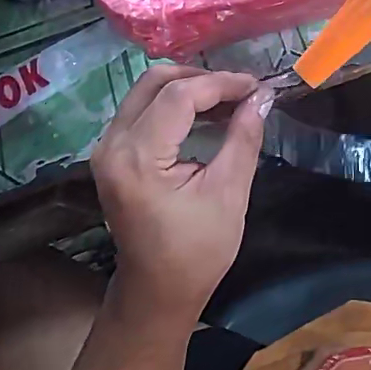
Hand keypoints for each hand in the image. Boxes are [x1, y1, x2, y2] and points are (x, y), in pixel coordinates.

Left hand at [91, 66, 271, 322]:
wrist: (157, 290)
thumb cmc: (196, 251)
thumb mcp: (229, 194)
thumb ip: (243, 138)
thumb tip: (262, 97)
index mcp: (138, 158)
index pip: (179, 97)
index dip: (221, 84)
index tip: (257, 87)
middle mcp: (113, 145)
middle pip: (155, 82)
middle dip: (202, 79)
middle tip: (241, 90)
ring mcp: (107, 148)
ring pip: (146, 91)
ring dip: (188, 88)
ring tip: (229, 99)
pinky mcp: (112, 153)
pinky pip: (142, 109)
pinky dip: (174, 104)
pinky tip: (205, 113)